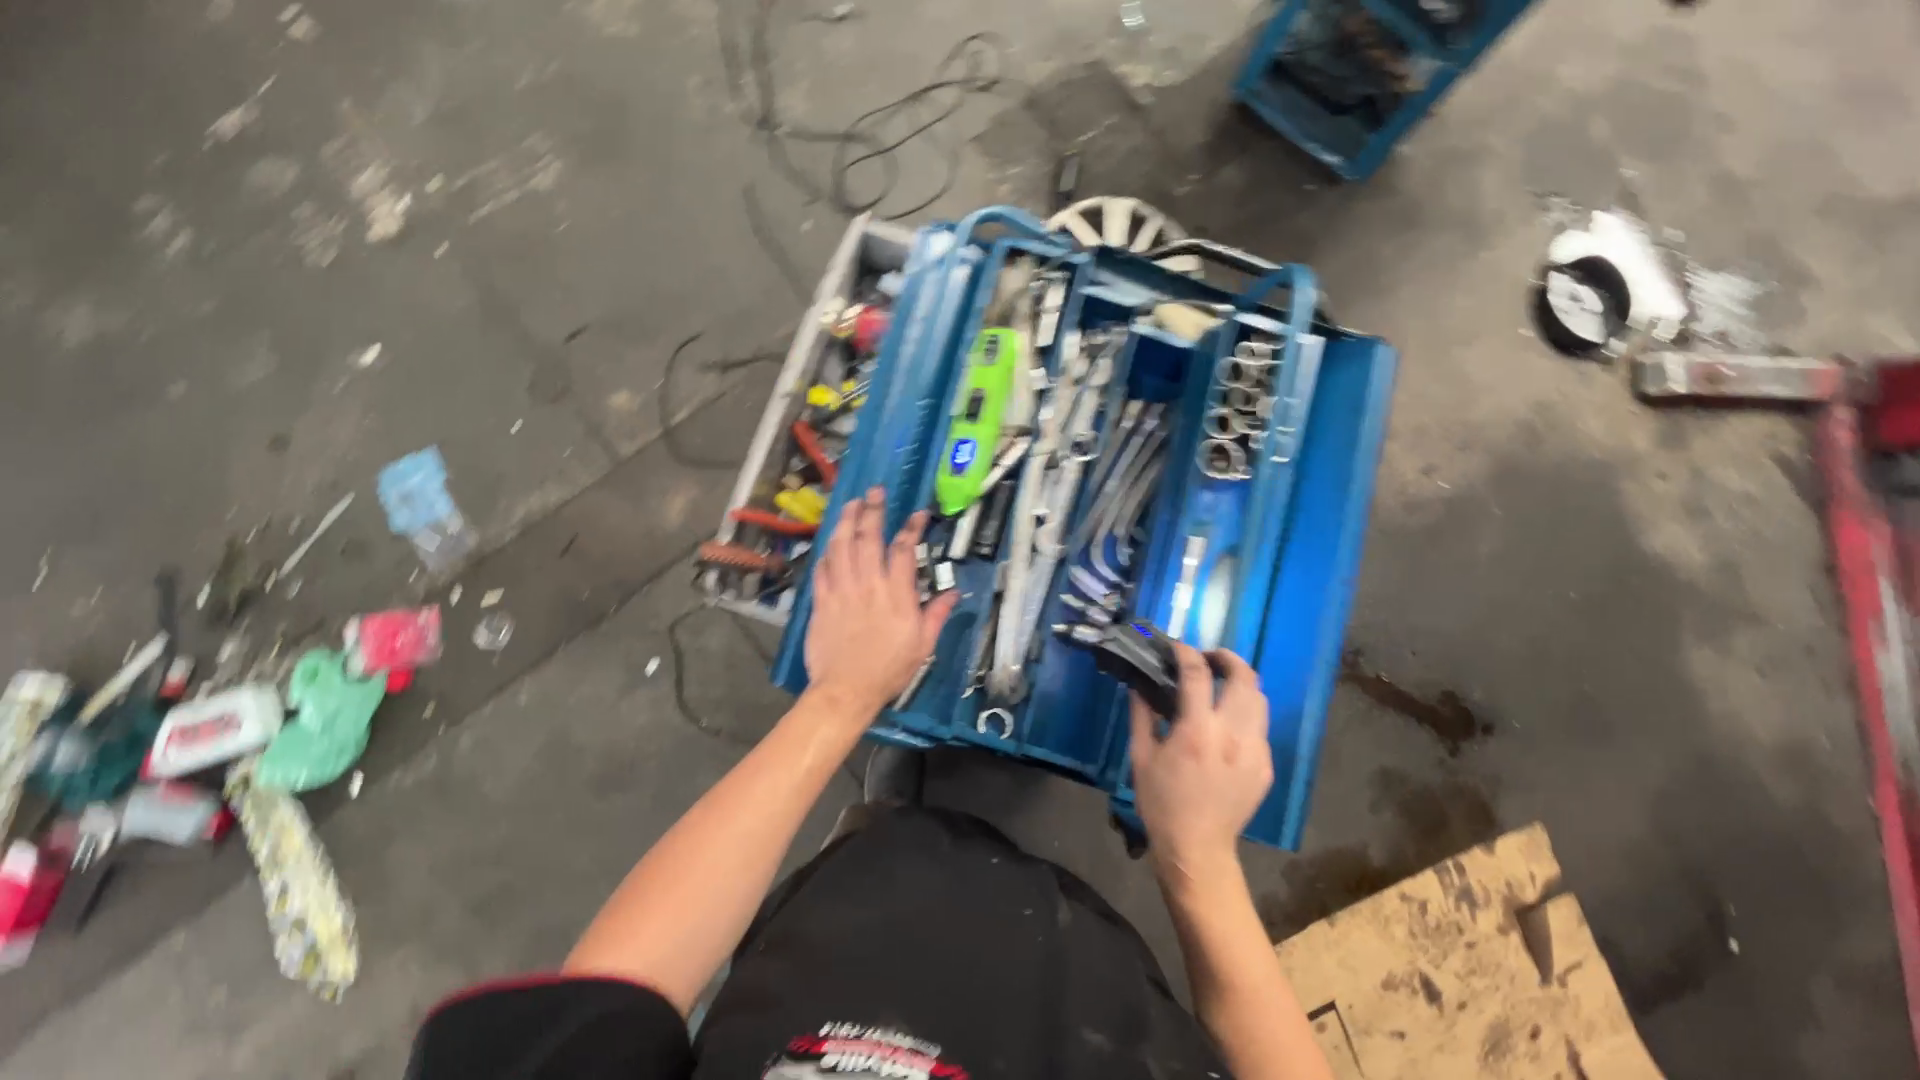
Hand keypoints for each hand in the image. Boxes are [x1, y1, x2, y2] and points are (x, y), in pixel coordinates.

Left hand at [805, 487, 957, 716]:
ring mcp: (841, 590)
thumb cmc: (889, 669)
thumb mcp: (923, 645)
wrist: (846, 689)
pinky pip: (822, 568)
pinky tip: (830, 541)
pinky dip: (827, 551)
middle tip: (874, 492)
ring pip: (841, 546)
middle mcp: (867, 584)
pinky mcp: (820, 601)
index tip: (917, 514)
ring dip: (845, 521)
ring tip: (850, 504)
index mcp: (896, 594)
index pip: (903, 549)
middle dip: (872, 510)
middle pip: (868, 537)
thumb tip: (953, 593)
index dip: (911, 528)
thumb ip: (936, 615)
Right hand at [1129, 644, 1272, 880]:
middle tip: (1210, 658)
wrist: (1197, 847)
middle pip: (1244, 677)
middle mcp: (1232, 735)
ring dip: (1241, 684)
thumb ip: (1141, 715)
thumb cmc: (1161, 803)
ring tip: (1222, 686)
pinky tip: (1226, 726)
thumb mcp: (1141, 757)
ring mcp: (1255, 750)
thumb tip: (1139, 685)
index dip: (1187, 652)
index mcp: (1197, 731)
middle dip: (1228, 658)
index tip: (1177, 647)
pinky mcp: (1265, 766)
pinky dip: (1244, 715)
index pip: (1197, 674)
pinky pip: (1260, 728)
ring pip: (1259, 699)